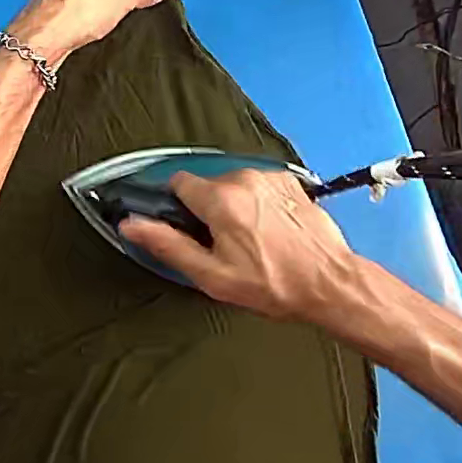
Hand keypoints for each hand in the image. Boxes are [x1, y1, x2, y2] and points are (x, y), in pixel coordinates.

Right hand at [118, 170, 360, 322]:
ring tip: (253, 239)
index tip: (189, 227)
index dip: (178, 206)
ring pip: (232, 185)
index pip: (178, 183)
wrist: (330, 283)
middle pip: (207, 186)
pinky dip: (257, 202)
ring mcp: (268, 177)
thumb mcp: (213, 276)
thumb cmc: (272, 285)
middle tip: (225, 245)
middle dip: (209, 211)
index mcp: (220, 199)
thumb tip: (131, 224)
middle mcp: (243, 179)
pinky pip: (257, 185)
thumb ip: (168, 245)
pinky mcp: (288, 181)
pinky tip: (271, 229)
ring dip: (234, 206)